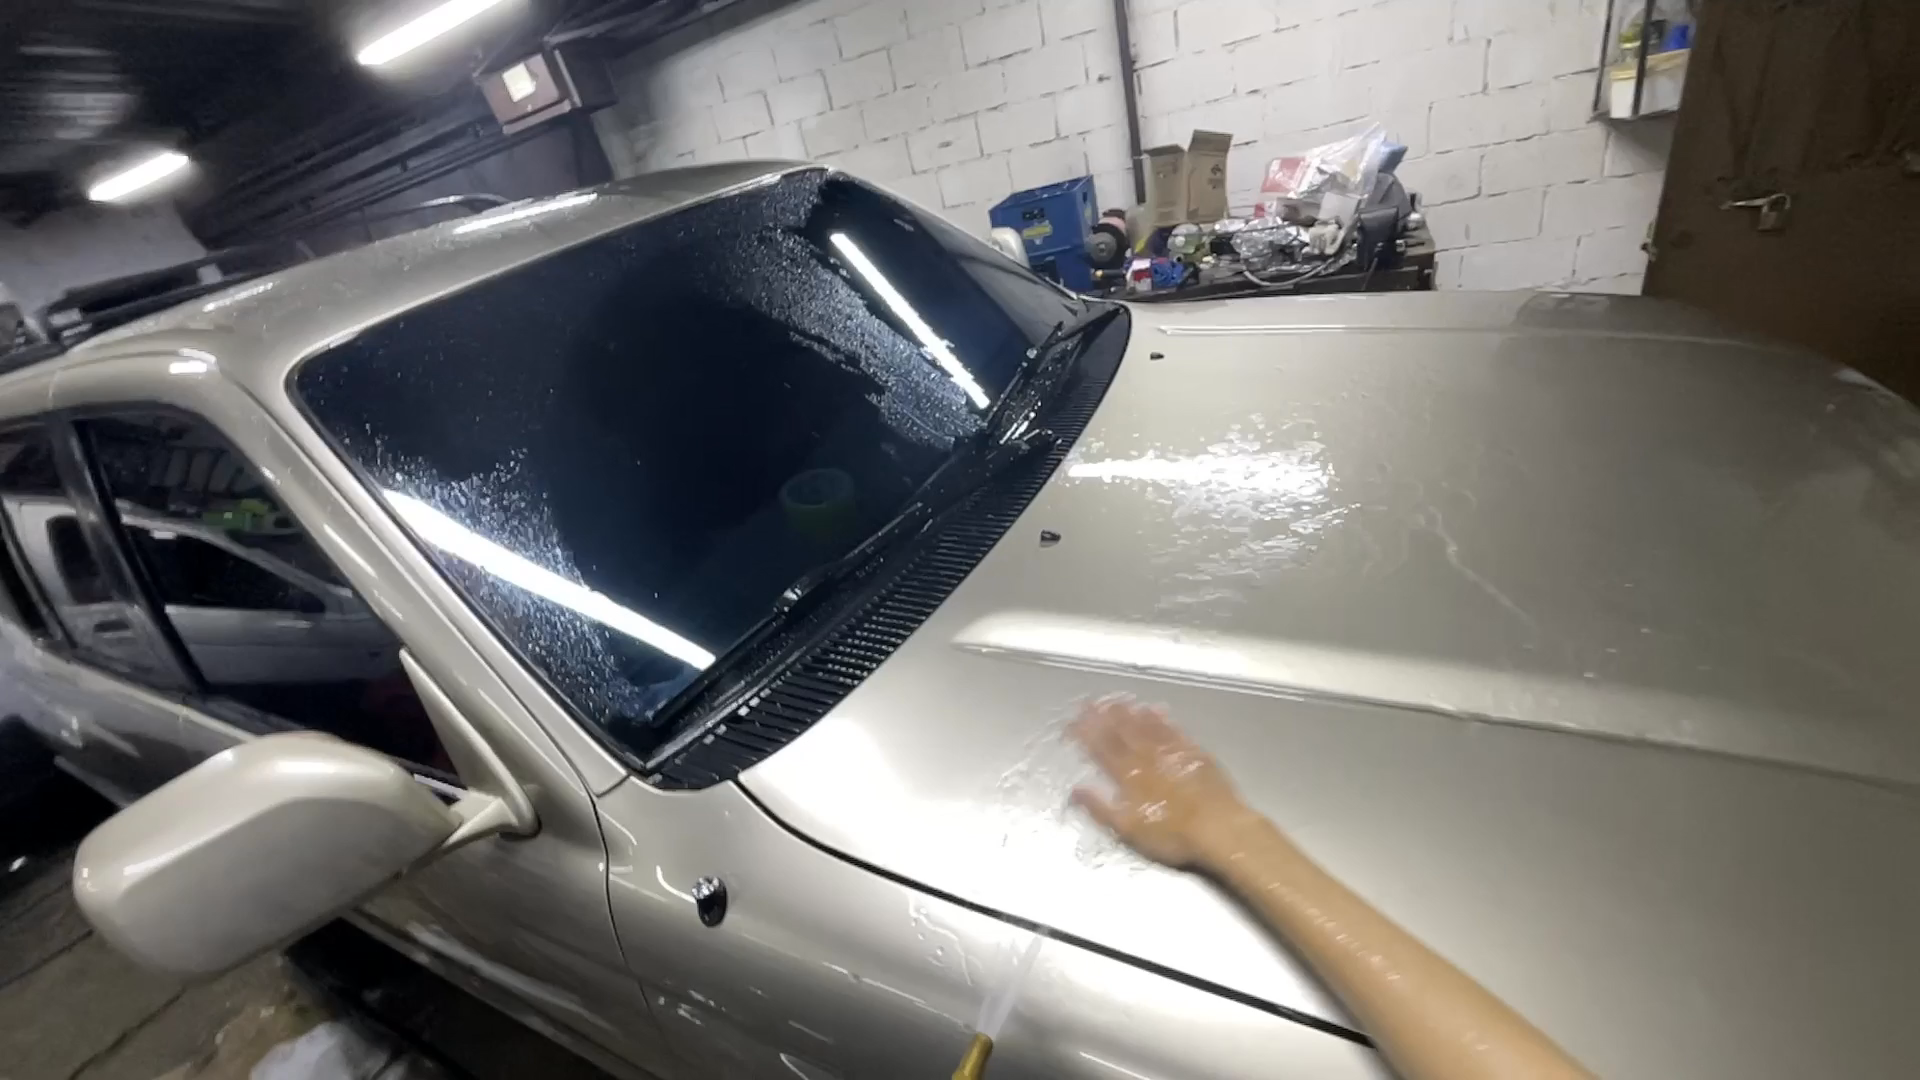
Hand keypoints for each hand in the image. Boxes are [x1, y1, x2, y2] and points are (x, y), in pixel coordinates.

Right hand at [1070, 695, 1256, 869]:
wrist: (1221, 830)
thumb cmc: (1172, 835)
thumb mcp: (1129, 829)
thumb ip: (1100, 808)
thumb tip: (1075, 790)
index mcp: (1128, 777)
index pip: (1099, 749)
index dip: (1084, 734)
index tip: (1071, 723)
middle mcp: (1146, 758)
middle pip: (1120, 732)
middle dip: (1101, 716)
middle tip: (1088, 701)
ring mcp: (1171, 753)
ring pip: (1145, 726)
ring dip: (1128, 711)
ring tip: (1115, 698)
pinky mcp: (1194, 753)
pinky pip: (1173, 730)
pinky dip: (1162, 718)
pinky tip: (1156, 709)